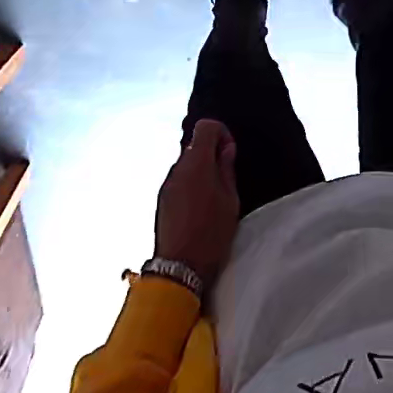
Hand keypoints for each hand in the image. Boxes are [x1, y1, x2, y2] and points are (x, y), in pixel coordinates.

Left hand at [154, 119, 240, 288]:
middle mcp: (177, 168)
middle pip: (195, 145)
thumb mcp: (230, 200)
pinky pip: (179, 180)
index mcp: (197, 163)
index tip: (230, 152)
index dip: (221, 132)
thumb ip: (227, 169)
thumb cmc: (211, 233)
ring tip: (215, 196)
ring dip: (201, 170)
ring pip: (186, 164)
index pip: (205, 126)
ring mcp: (167, 183)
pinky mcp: (162, 199)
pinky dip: (191, 183)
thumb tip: (225, 149)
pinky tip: (200, 207)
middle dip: (212, 153)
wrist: (179, 266)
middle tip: (226, 177)